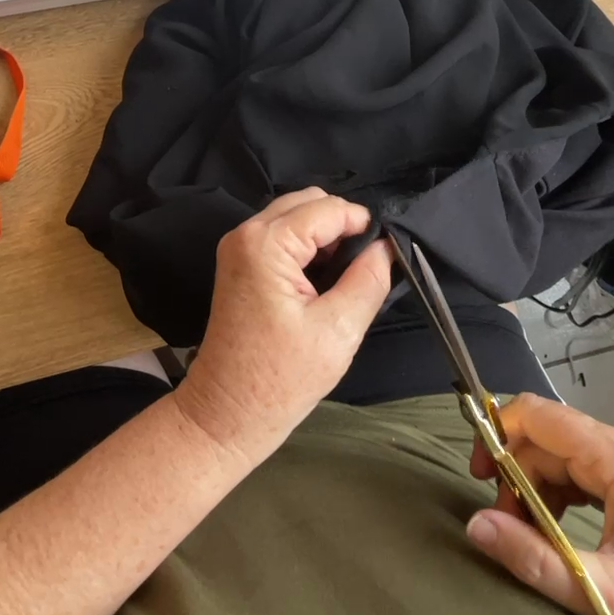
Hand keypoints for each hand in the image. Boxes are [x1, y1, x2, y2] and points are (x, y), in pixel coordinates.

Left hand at [173, 188, 391, 462]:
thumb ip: (368, 280)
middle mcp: (245, 233)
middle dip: (341, 226)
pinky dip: (306, 247)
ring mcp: (238, 247)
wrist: (227, 412)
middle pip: (308, 202)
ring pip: (294, 216)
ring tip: (343, 279)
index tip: (383, 256)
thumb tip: (387, 246)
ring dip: (324, 236)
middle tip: (363, 268)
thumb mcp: (338, 330)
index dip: (361, 225)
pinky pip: (281, 236)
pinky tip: (321, 282)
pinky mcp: (239, 263)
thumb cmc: (280, 378)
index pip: (327, 208)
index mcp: (265, 243)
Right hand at [465, 395, 613, 614]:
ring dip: (532, 487)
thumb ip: (534, 558)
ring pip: (559, 453)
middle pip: (546, 436)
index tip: (477, 473)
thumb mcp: (605, 594)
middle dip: (515, 474)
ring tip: (525, 532)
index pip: (538, 415)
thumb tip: (476, 526)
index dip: (498, 434)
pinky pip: (579, 468)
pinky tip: (550, 528)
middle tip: (503, 524)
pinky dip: (555, 493)